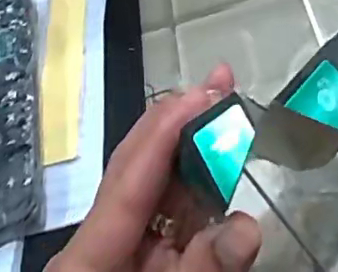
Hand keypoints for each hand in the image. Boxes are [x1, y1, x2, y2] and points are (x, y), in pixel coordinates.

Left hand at [48, 63, 260, 271]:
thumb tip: (248, 226)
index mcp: (89, 255)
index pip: (133, 172)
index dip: (171, 124)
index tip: (210, 88)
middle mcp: (99, 244)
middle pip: (140, 167)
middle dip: (182, 122)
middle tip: (222, 83)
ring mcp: (115, 256)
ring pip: (155, 191)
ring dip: (195, 155)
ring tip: (227, 115)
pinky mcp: (133, 266)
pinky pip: (165, 225)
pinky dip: (197, 201)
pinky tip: (222, 180)